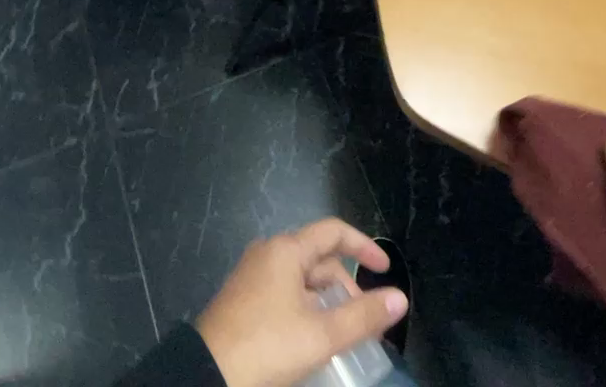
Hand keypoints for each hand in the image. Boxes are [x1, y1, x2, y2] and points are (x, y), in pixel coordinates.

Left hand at [195, 218, 408, 386]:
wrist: (205, 374)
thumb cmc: (266, 346)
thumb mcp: (320, 335)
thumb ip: (363, 316)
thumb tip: (399, 298)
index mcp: (286, 250)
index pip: (333, 232)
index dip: (363, 246)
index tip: (385, 269)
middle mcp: (268, 254)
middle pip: (318, 258)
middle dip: (347, 285)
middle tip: (366, 320)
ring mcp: (253, 276)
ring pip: (302, 279)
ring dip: (327, 300)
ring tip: (345, 333)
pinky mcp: (244, 299)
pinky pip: (285, 293)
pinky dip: (307, 308)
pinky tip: (315, 337)